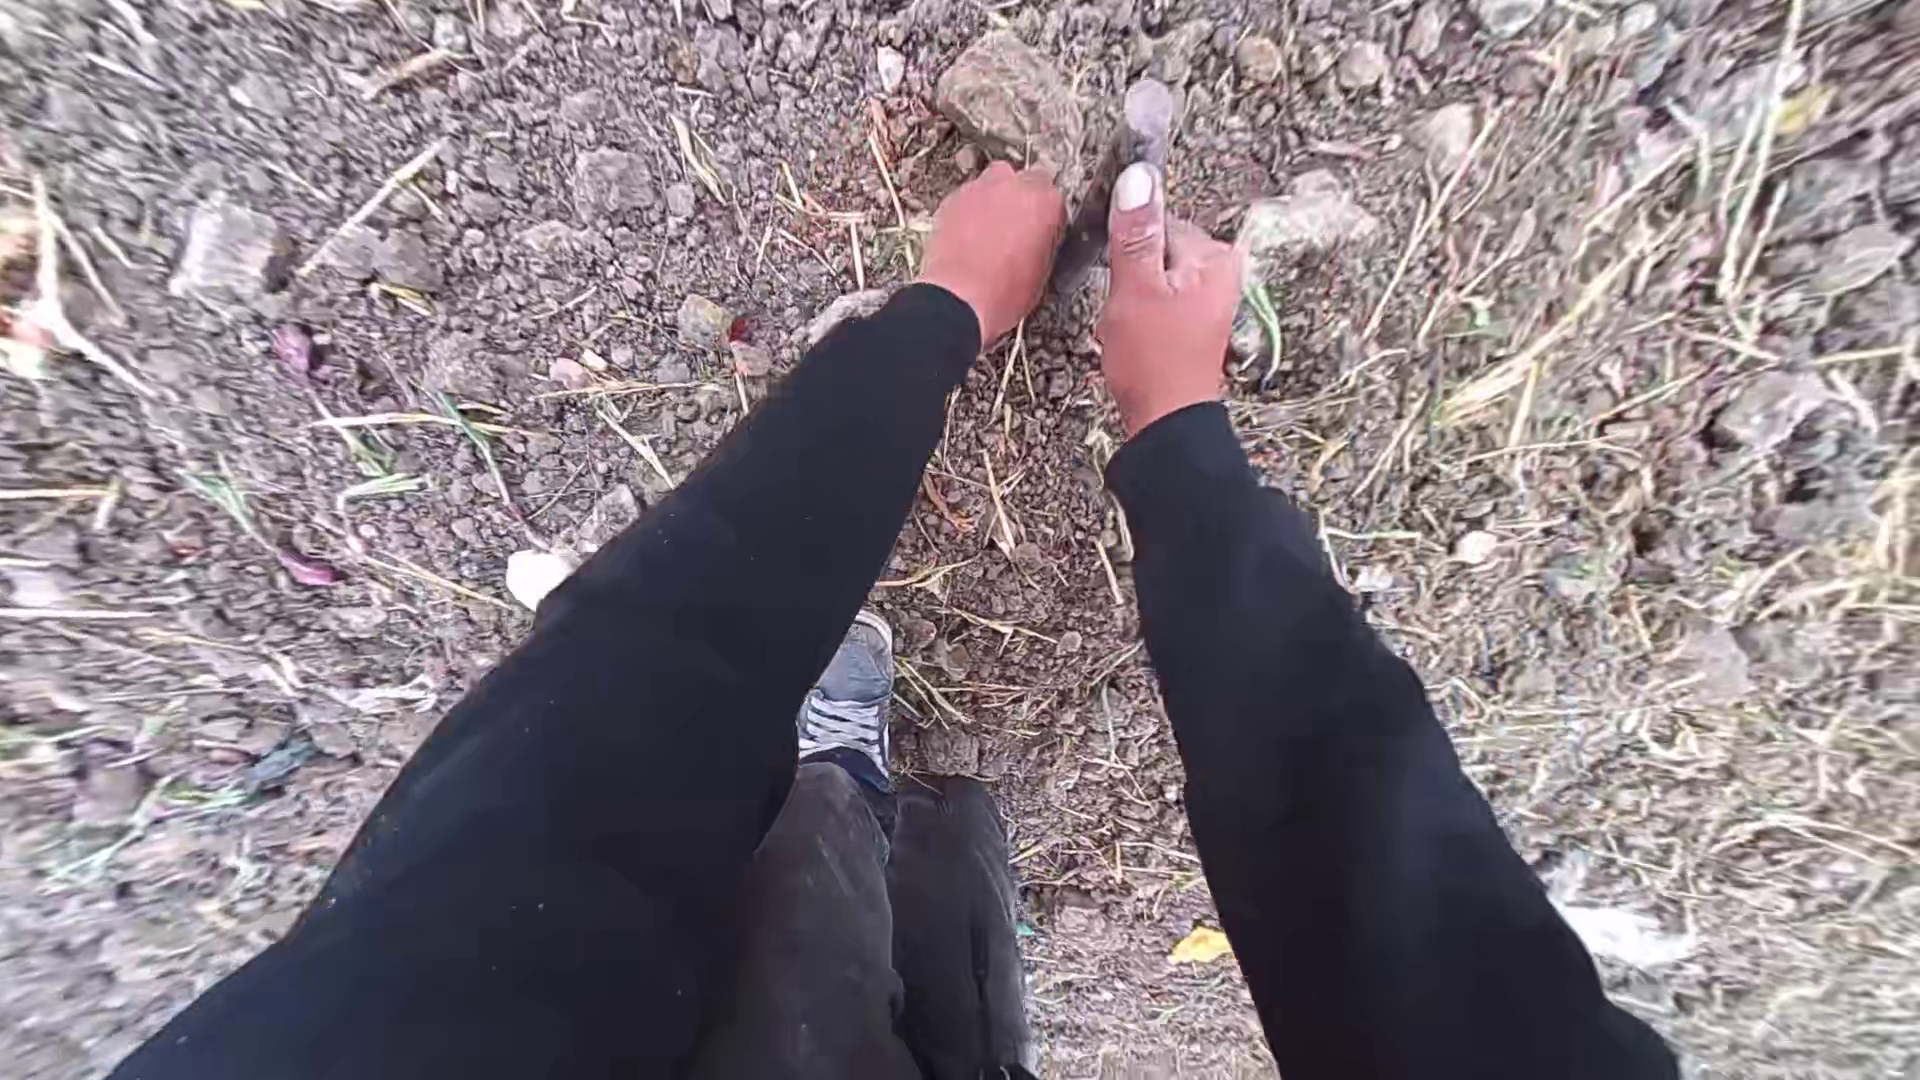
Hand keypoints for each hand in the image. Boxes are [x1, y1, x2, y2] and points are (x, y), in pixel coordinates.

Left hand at [918, 161, 1065, 343]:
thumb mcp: (1041, 276)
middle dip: (1017, 204)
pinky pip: (965, 202)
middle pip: (1021, 183)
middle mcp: (1013, 186)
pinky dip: (966, 217)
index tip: (1038, 234)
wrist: (959, 302)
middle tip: (1011, 235)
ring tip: (986, 243)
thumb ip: (1043, 245)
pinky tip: (966, 244)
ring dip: (991, 208)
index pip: (1052, 199)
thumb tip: (1038, 245)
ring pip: (991, 188)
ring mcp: (980, 190)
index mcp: (1045, 203)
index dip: (1044, 219)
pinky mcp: (952, 200)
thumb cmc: (1000, 295)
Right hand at [1095, 163, 1243, 435]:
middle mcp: (1221, 274)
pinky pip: (1161, 305)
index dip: (1128, 255)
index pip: (1159, 227)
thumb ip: (1135, 235)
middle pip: (1158, 255)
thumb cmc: (1152, 360)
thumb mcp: (1135, 290)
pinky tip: (1137, 343)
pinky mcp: (1197, 326)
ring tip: (1132, 333)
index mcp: (1214, 258)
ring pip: (1155, 283)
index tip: (1119, 284)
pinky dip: (1143, 320)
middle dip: (1131, 281)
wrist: (1165, 421)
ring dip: (1133, 304)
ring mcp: (1211, 302)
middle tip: (1126, 314)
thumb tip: (1138, 177)